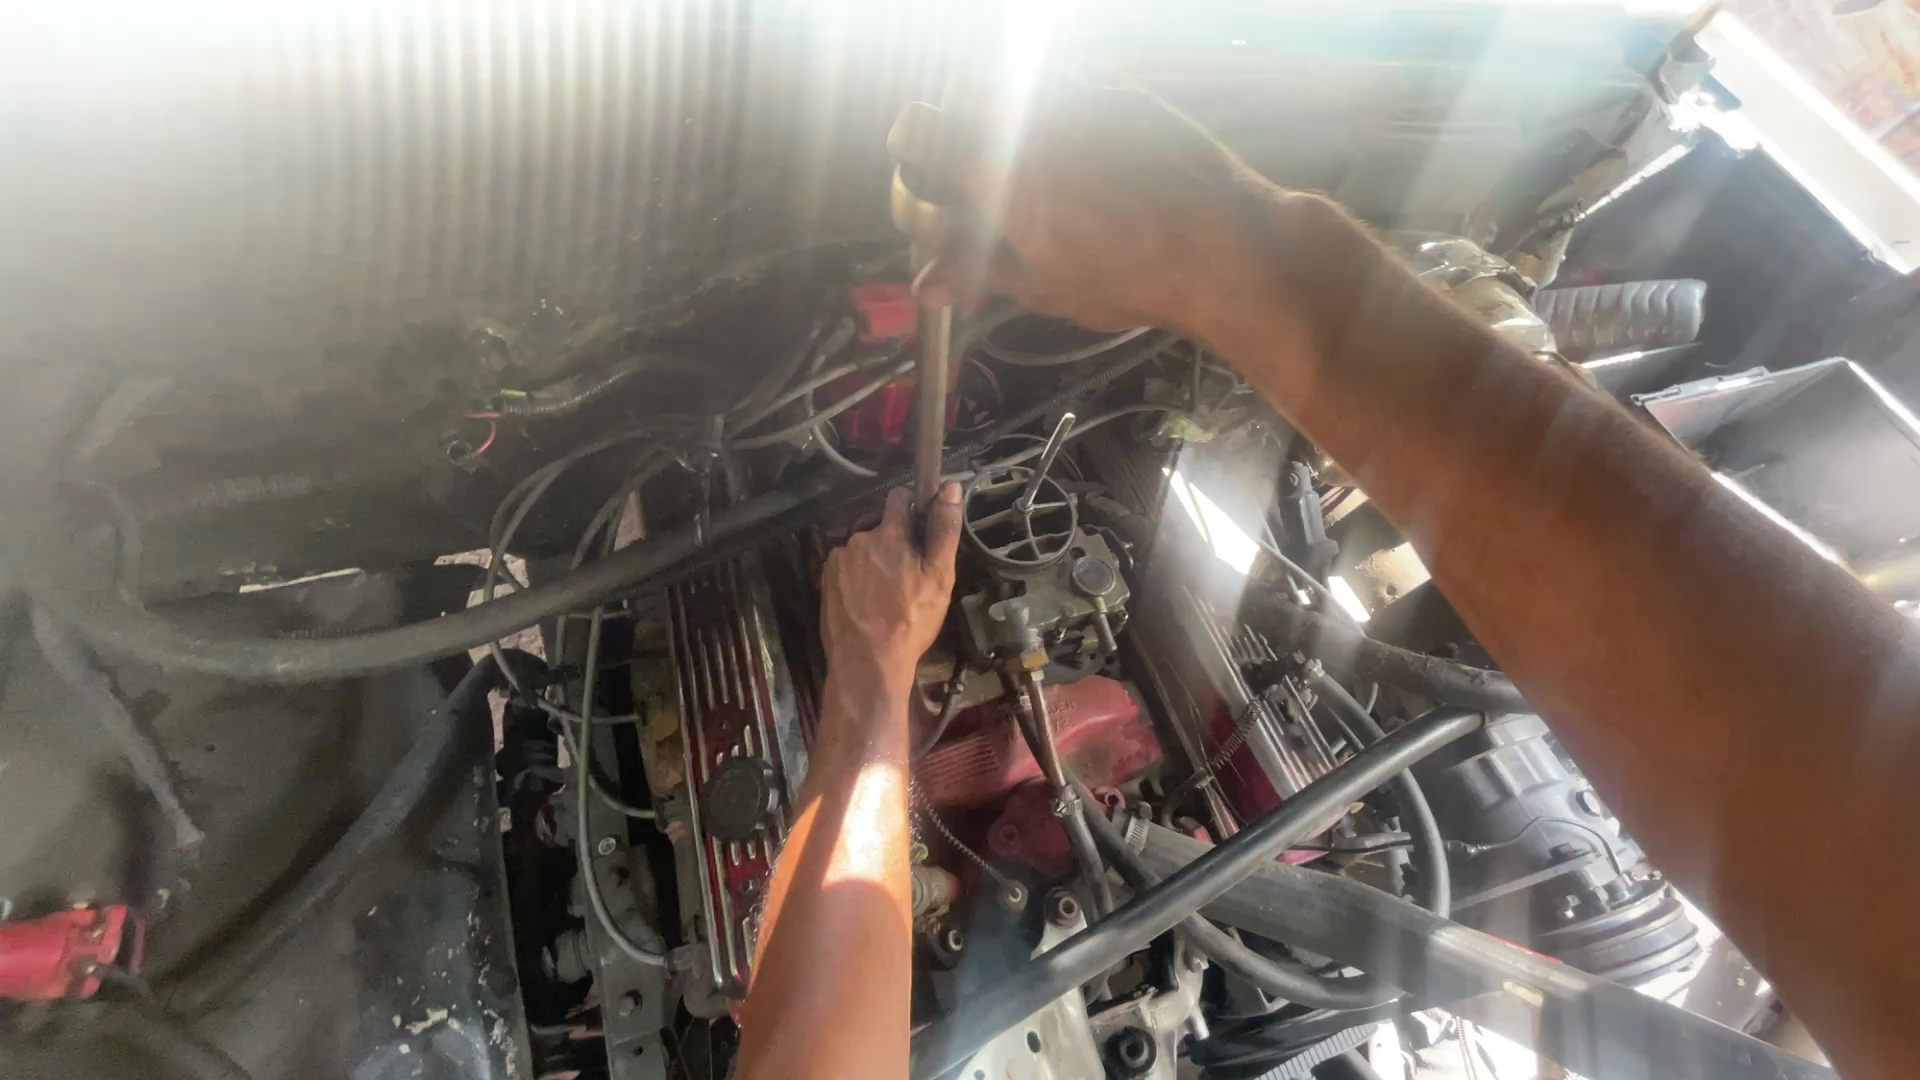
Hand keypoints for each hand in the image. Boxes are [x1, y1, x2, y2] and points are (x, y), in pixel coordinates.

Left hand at [820, 484, 962, 694]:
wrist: (866, 661)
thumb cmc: (910, 620)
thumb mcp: (938, 577)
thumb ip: (943, 530)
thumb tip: (950, 488)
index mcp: (888, 534)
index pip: (898, 497)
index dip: (913, 507)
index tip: (921, 527)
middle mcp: (858, 539)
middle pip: (880, 528)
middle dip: (894, 543)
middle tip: (909, 576)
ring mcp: (838, 561)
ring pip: (863, 550)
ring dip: (874, 562)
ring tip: (887, 595)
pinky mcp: (824, 581)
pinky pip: (846, 568)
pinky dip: (857, 579)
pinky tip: (868, 603)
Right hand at [887, 79, 1279, 334]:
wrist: (1222, 248)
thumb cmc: (1129, 278)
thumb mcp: (1045, 288)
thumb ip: (981, 273)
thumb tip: (926, 287)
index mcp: (1003, 174)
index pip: (920, 129)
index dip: (910, 145)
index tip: (919, 163)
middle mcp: (1032, 120)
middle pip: (961, 94)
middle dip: (957, 129)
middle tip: (978, 172)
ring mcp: (1079, 95)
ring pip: (1012, 78)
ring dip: (1002, 109)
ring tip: (1028, 158)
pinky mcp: (1122, 89)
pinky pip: (1065, 77)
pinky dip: (1051, 102)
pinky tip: (1077, 148)